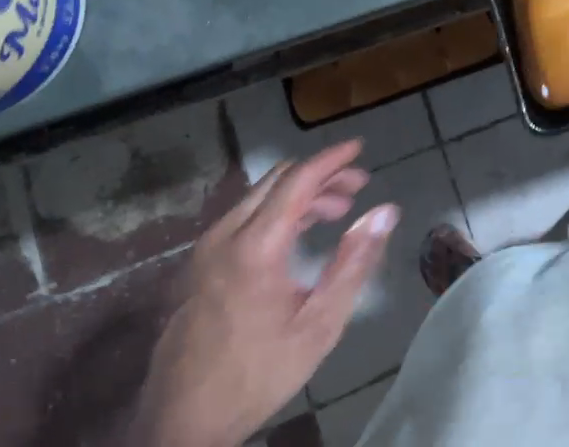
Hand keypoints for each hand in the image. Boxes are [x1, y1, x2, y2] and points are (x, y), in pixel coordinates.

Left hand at [131, 141, 398, 446]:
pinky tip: (298, 236)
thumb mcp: (320, 323)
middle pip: (276, 181)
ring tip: (336, 212)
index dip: (332, 160)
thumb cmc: (259, 373)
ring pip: (258, 198)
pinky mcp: (198, 266)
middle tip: (356, 189)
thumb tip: (385, 212)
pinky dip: (276, 213)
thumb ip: (355, 262)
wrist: (183, 421)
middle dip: (320, 176)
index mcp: (255, 245)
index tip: (360, 148)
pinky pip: (242, 219)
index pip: (298, 180)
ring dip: (298, 195)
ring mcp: (205, 250)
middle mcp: (224, 236)